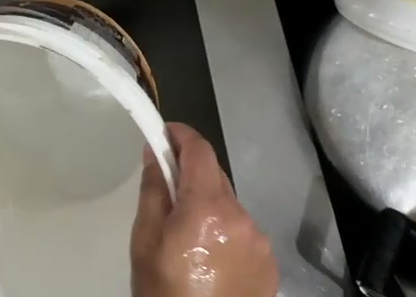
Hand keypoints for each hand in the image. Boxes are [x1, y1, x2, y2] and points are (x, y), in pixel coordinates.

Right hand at [132, 123, 279, 296]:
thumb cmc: (164, 289)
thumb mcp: (145, 238)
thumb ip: (153, 189)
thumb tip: (155, 151)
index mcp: (208, 207)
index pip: (200, 150)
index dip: (180, 134)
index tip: (162, 133)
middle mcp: (242, 218)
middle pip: (216, 175)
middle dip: (191, 173)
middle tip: (166, 187)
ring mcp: (261, 243)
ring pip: (229, 204)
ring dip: (209, 203)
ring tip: (187, 232)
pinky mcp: (270, 266)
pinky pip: (243, 231)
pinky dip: (225, 230)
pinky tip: (209, 255)